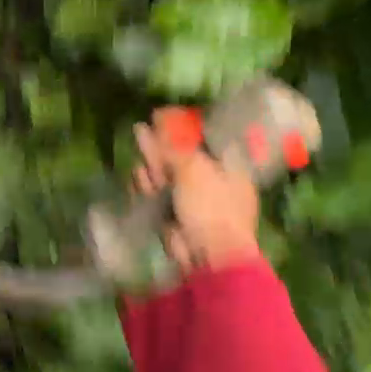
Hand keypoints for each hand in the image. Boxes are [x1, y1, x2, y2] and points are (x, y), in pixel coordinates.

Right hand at [133, 108, 261, 273]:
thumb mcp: (194, 168)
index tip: (165, 119)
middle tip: (141, 129)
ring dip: (152, 166)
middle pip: (182, 157)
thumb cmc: (211, 206)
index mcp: (231, 170)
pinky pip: (158, 194)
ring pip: (167, 175)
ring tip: (140, 157)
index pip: (208, 142)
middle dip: (161, 146)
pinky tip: (140, 180)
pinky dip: (148, 187)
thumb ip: (174, 144)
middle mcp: (214, 183)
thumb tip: (161, 117)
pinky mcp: (175, 214)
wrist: (206, 254)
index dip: (186, 130)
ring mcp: (194, 200)